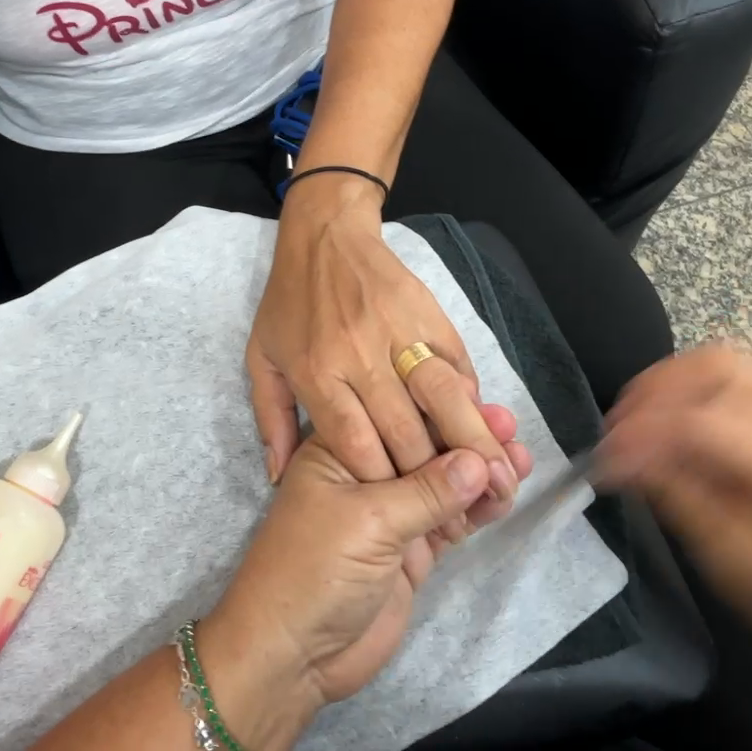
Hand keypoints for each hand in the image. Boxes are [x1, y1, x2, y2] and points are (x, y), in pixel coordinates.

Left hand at [195, 440, 517, 748]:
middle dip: (468, 439)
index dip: (440, 410)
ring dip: (481, 472)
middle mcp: (368, 471)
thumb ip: (426, 491)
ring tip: (520, 459)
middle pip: (426, 446)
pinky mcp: (411, 547)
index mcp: (341, 448)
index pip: (397, 415)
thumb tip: (480, 460)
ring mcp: (391, 510)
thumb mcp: (368, 522)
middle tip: (509, 430)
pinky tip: (504, 497)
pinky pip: (451, 519)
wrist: (292, 656)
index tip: (484, 405)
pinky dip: (477, 509)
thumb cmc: (313, 570)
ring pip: (445, 482)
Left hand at [246, 177, 523, 523]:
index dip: (383, 485)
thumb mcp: (261, 359)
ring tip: (490, 477)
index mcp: (316, 373)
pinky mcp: (428, 314)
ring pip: (440, 398)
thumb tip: (277, 478)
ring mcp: (397, 333)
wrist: (324, 235)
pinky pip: (457, 364)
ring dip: (468, 442)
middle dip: (432, 478)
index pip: (356, 443)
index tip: (400, 516)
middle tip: (455, 512)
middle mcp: (359, 357)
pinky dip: (471, 396)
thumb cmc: (289, 302)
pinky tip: (478, 422)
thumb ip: (271, 420)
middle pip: (403, 431)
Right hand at [596, 343, 751, 668]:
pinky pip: (735, 374)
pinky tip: (669, 416)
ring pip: (723, 361)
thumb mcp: (730, 557)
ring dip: (669, 383)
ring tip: (636, 418)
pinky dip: (690, 386)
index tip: (603, 458)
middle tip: (618, 428)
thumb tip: (616, 456)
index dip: (645, 434)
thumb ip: (674, 495)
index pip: (706, 423)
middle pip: (718, 369)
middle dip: (655, 391)